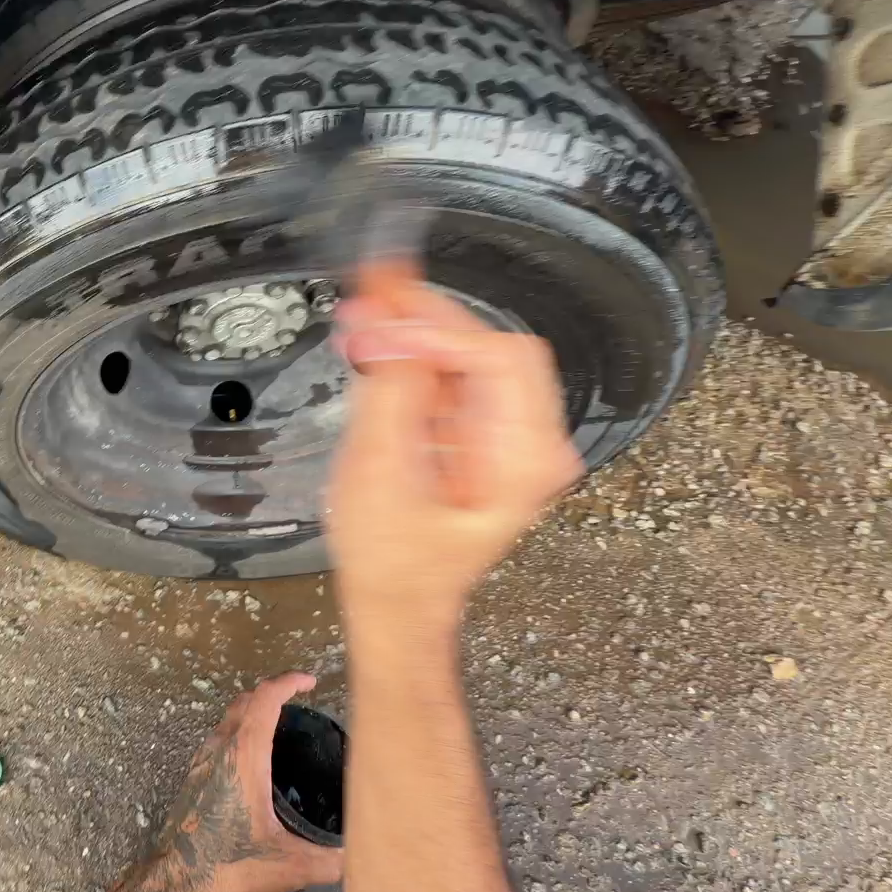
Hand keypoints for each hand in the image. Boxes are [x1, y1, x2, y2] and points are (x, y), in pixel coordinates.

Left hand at [105, 673, 342, 891]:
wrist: (179, 882)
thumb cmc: (227, 866)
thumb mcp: (290, 866)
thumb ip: (330, 858)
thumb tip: (358, 851)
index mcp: (243, 756)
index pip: (264, 699)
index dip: (288, 682)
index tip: (309, 681)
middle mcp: (220, 747)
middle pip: (246, 698)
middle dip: (274, 689)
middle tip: (299, 696)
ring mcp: (203, 758)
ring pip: (230, 715)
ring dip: (255, 707)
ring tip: (281, 720)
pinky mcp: (196, 773)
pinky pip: (221, 734)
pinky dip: (242, 727)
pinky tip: (256, 754)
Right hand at [327, 260, 581, 620]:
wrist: (395, 602)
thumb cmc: (393, 560)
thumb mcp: (381, 475)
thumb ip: (389, 395)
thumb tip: (382, 330)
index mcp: (521, 456)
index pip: (493, 357)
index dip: (431, 329)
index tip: (377, 313)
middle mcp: (526, 441)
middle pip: (487, 346)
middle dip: (424, 317)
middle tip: (371, 289)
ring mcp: (504, 438)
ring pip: (467, 356)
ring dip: (415, 330)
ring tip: (365, 310)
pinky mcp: (476, 436)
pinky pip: (450, 378)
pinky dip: (411, 355)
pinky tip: (377, 342)